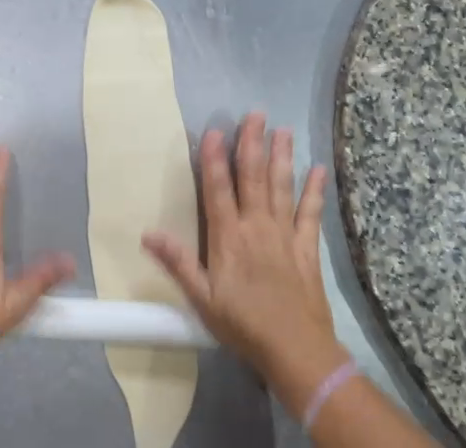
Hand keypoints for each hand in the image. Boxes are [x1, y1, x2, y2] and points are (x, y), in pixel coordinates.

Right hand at [142, 115, 335, 369]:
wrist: (296, 351)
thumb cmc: (243, 324)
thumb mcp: (202, 298)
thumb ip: (177, 262)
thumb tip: (146, 233)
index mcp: (228, 237)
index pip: (218, 190)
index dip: (214, 159)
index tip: (213, 130)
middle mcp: (256, 227)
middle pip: (253, 178)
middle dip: (251, 144)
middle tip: (255, 114)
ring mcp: (284, 236)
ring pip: (281, 187)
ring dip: (281, 157)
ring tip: (281, 130)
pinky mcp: (306, 249)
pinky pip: (310, 214)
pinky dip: (314, 192)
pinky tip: (318, 170)